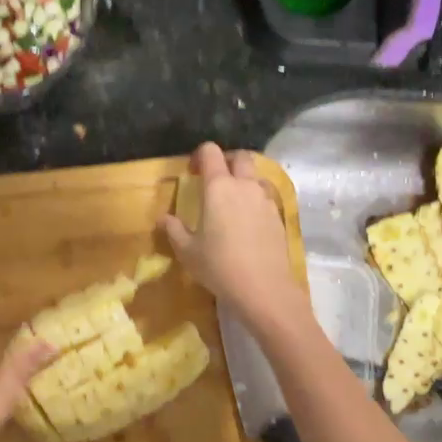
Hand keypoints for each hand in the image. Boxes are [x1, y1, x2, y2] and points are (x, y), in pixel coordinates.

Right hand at [160, 142, 308, 327]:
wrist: (263, 288)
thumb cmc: (219, 266)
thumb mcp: (188, 252)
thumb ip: (174, 230)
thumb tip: (164, 219)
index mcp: (219, 188)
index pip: (211, 152)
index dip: (200, 155)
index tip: (192, 171)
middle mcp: (245, 186)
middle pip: (241, 157)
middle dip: (227, 161)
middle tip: (215, 179)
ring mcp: (265, 200)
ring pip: (256, 177)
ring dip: (244, 181)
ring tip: (232, 203)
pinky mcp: (278, 217)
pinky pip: (265, 199)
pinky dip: (255, 202)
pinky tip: (247, 224)